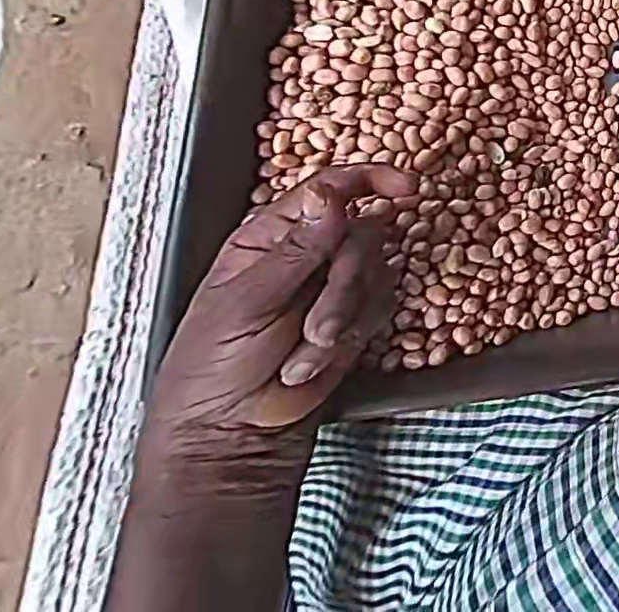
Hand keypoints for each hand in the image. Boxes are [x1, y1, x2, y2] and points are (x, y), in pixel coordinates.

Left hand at [140, 164, 413, 484]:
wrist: (231, 439)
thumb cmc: (212, 370)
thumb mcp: (244, 306)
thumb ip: (296, 250)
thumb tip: (331, 196)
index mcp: (271, 237)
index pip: (330, 189)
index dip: (371, 179)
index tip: (406, 186)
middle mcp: (310, 252)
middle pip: (362, 234)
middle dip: (347, 282)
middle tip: (319, 327)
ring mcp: (335, 283)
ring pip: (376, 271)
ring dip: (345, 316)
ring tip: (306, 352)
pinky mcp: (357, 314)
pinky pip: (382, 304)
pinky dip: (354, 335)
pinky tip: (313, 361)